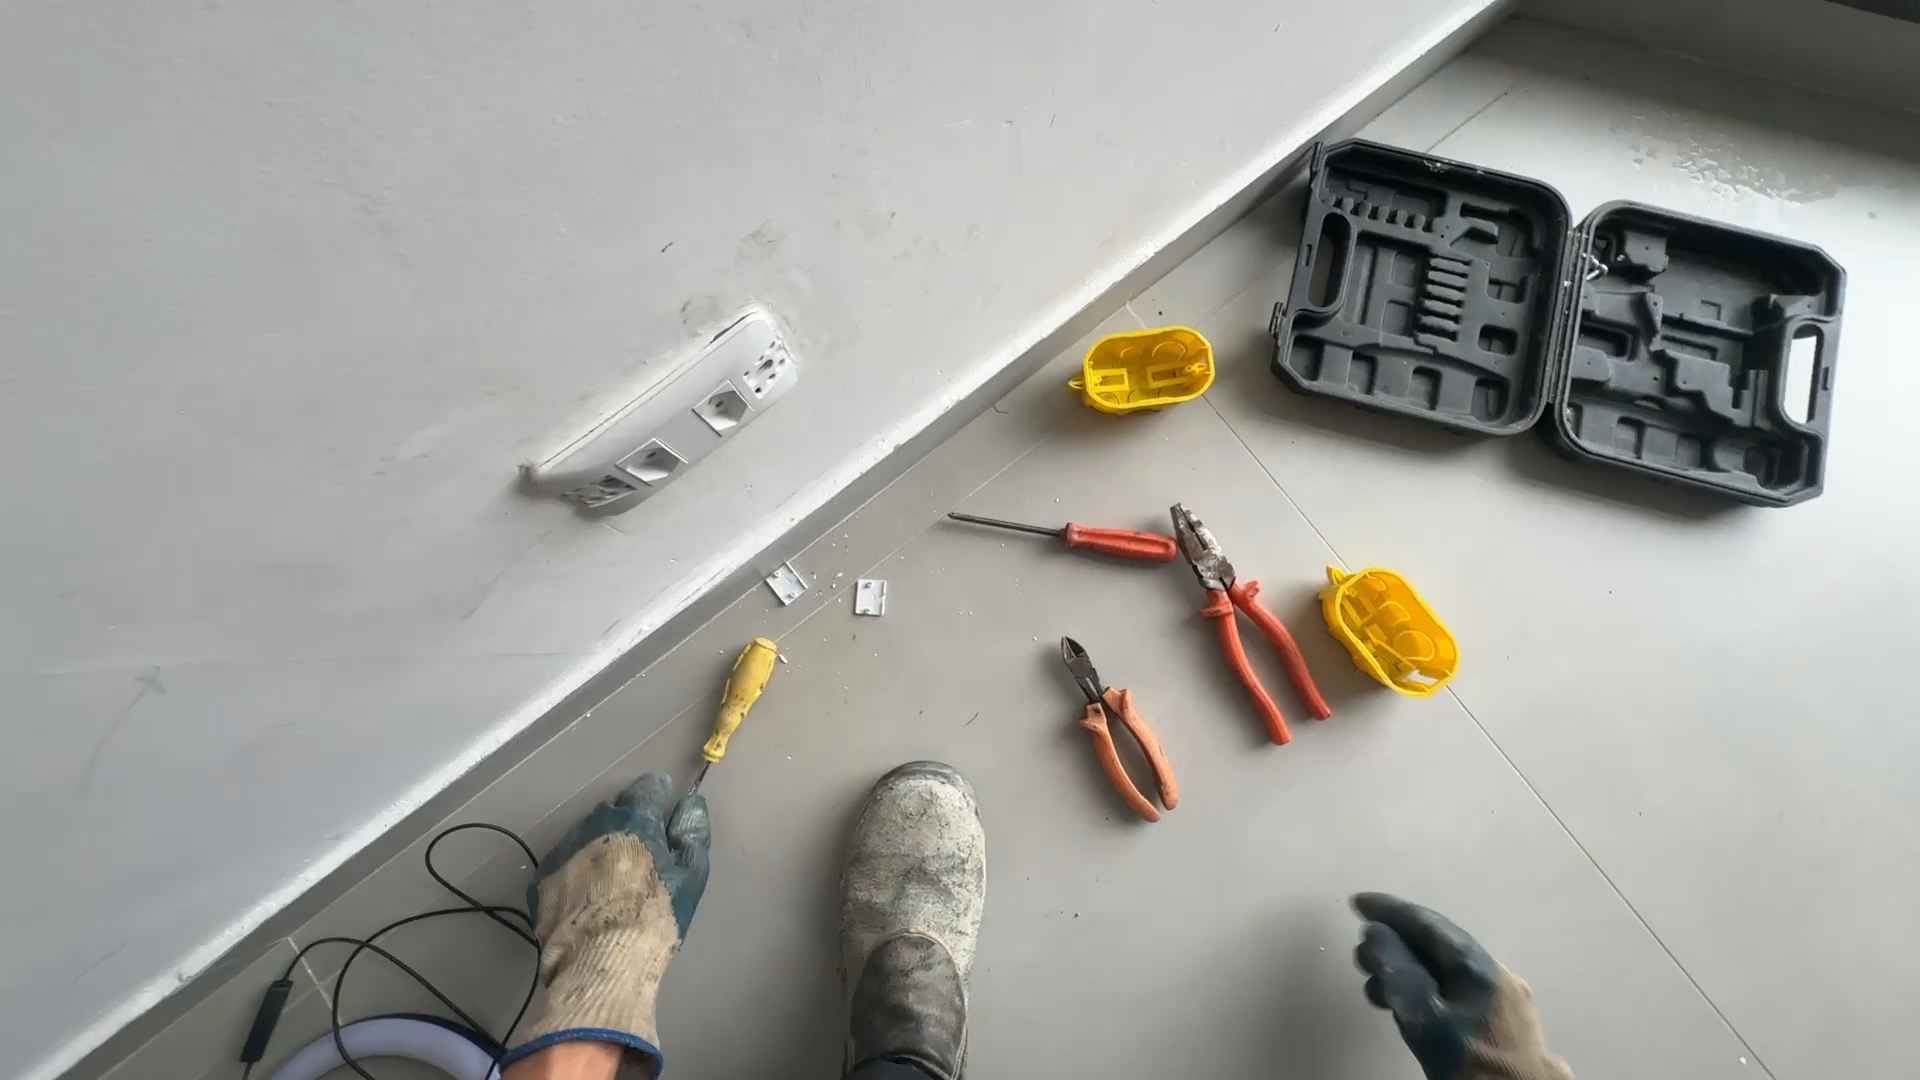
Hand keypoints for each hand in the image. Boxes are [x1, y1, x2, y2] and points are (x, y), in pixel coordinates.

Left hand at [501, 773, 710, 1073]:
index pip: (648, 787)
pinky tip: (587, 890)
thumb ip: (691, 833)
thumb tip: (689, 805)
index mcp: (635, 819)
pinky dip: (578, 867)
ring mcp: (565, 852)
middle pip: (615, 807)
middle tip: (642, 844)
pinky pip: (565, 861)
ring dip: (601, 840)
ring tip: (612, 869)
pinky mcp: (542, 882)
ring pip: (587, 832)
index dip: (660, 797)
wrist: (600, 964)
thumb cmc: (654, 915)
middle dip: (630, 817)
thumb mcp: (691, 874)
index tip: (666, 812)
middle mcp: (595, 825)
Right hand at [1350, 892, 1571, 1079]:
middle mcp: (1493, 974)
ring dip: (1402, 972)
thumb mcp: (1420, 1013)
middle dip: (1391, 946)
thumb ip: (1394, 965)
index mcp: (1478, 965)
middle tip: (1361, 957)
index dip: (1388, 909)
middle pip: (1432, 945)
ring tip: (1375, 991)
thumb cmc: (1467, 1062)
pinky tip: (1403, 1007)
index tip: (1357, 904)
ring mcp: (1500, 1000)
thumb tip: (1376, 932)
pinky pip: (1450, 990)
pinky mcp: (1499, 1024)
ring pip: (1440, 970)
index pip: (1426, 923)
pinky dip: (1421, 990)